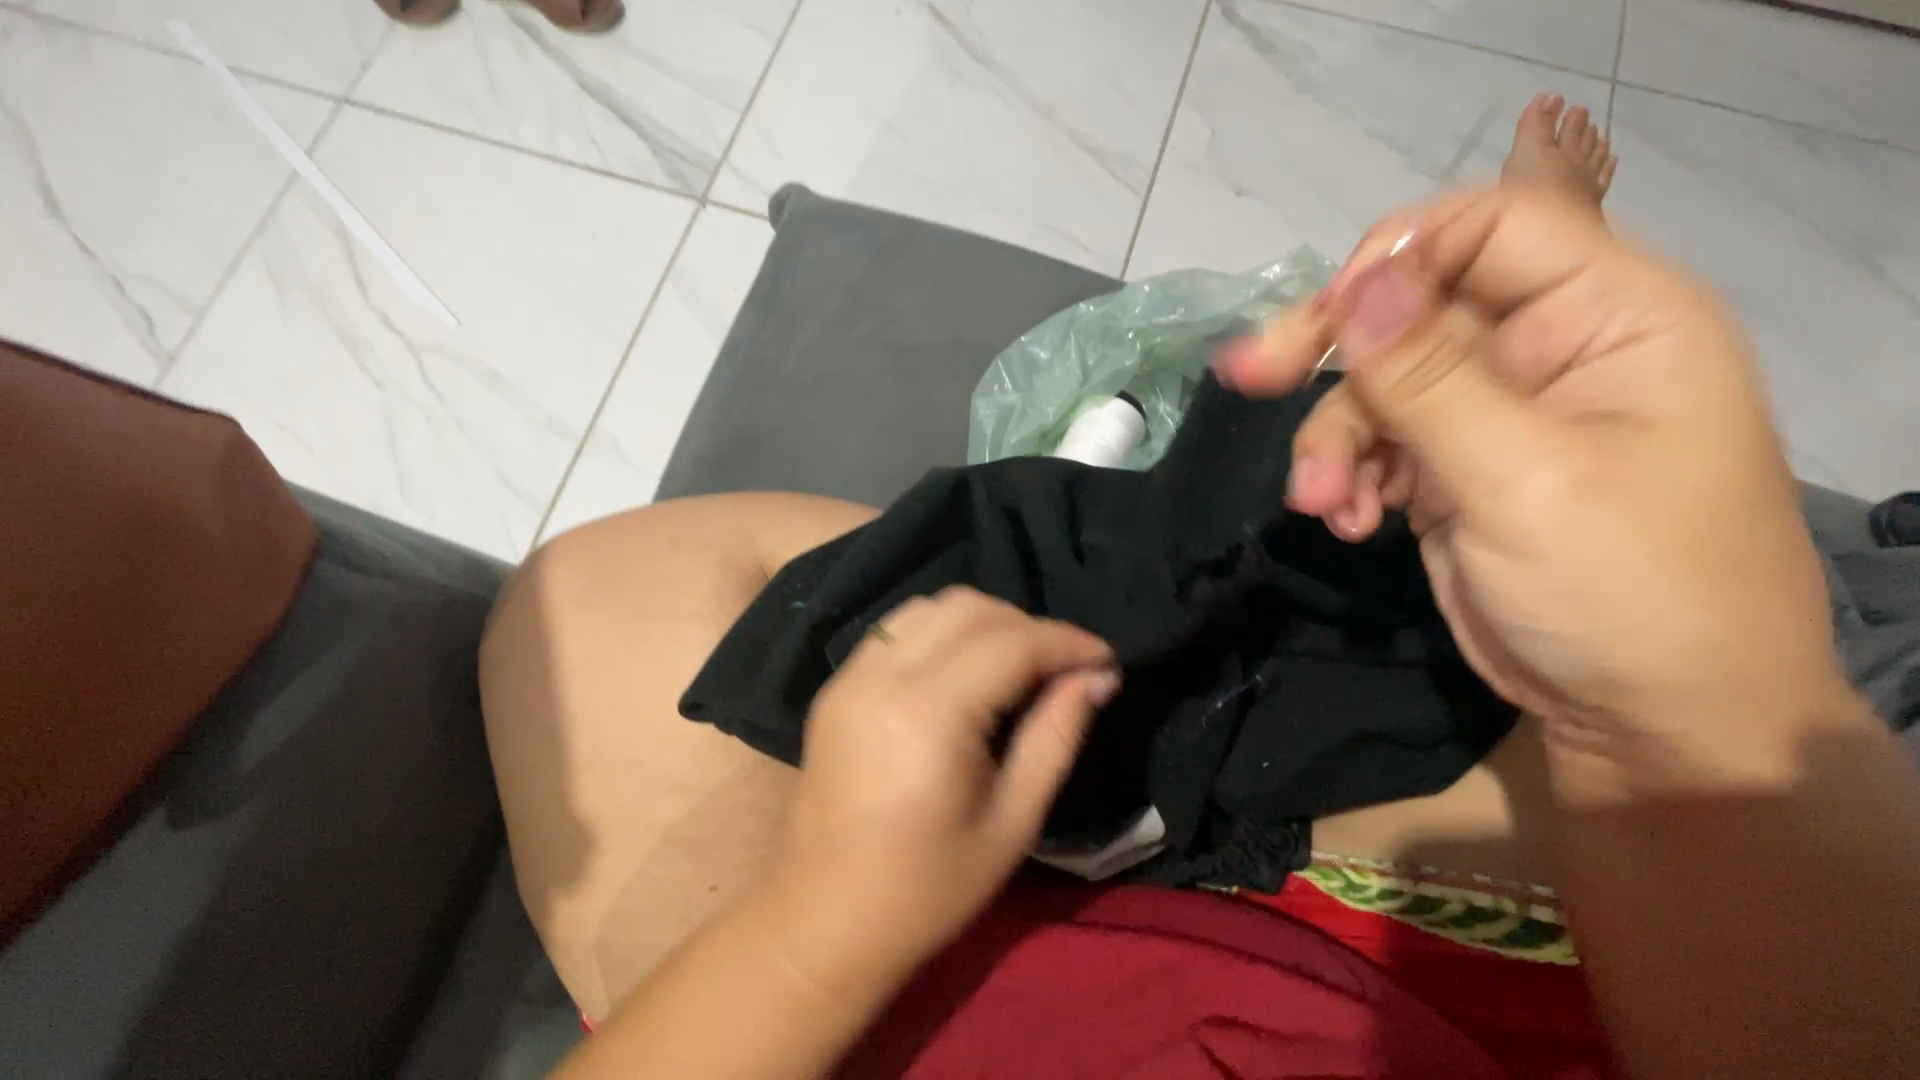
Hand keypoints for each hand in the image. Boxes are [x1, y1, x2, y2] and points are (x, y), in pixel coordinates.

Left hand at [767, 586, 1117, 994]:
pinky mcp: (835, 688)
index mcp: (929, 715)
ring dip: (983, 620)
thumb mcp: (1013, 821)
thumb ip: (1057, 735)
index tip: (1106, 658)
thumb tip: (1099, 676)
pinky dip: (940, 631)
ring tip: (1017, 664)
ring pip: (929, 607)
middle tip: (1063, 667)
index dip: (1067, 641)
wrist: (825, 918)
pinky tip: (964, 669)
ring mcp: (850, 678)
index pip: (1012, 643)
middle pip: (969, 608)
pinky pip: (896, 630)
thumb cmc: (930, 887)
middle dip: (1028, 625)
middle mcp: (883, 678)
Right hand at [1215, 186, 1864, 800]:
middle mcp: (1546, 351)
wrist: (1648, 723)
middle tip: (1247, 378)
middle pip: (1410, 306)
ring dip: (1332, 443)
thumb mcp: (1525, 481)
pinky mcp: (1450, 471)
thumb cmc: (1629, 591)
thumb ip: (1432, 379)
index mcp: (1609, 318)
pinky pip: (1373, 446)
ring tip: (1322, 506)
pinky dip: (1345, 480)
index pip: (1491, 230)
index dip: (1397, 258)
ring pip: (1375, 386)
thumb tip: (1356, 282)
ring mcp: (1492, 414)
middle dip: (1327, 348)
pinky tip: (1346, 523)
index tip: (1326, 322)